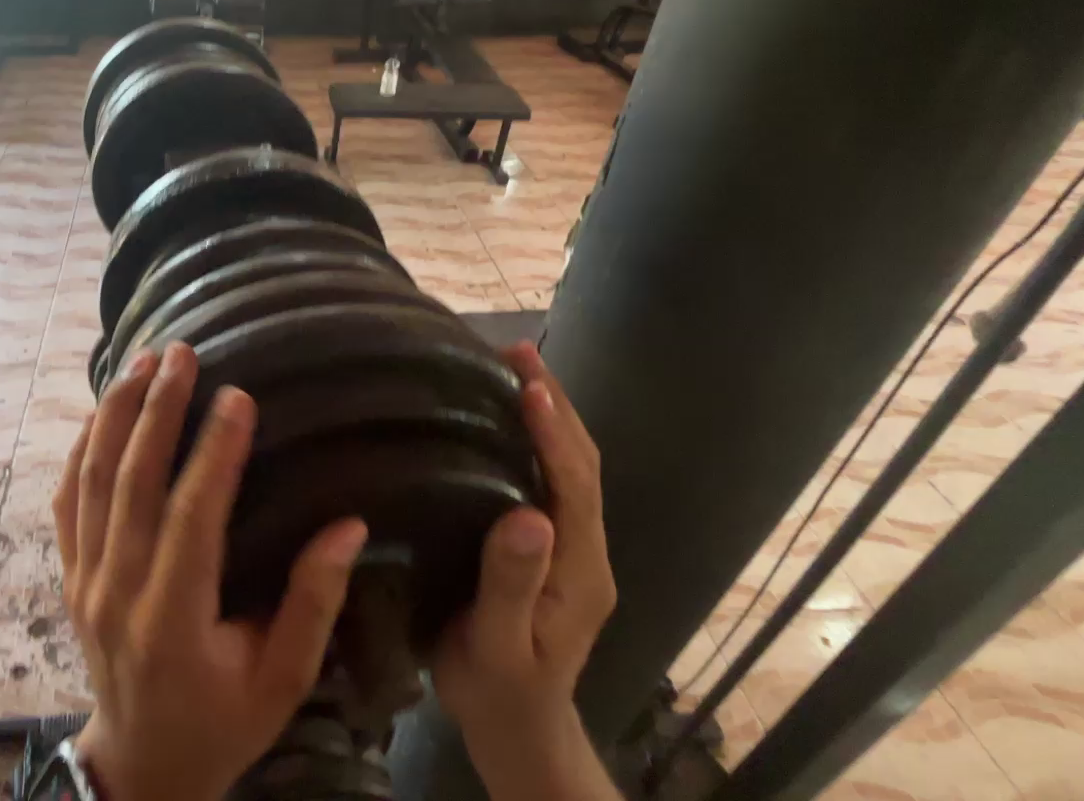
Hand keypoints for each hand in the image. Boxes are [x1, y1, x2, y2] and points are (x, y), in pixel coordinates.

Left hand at [54, 342, 370, 800]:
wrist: (142, 764)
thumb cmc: (223, 724)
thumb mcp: (283, 680)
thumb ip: (312, 603)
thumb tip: (346, 525)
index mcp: (173, 619)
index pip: (191, 518)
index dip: (213, 453)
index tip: (236, 396)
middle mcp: (117, 591)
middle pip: (131, 483)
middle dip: (156, 410)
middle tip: (181, 353)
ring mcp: (84, 581)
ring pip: (91, 481)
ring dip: (116, 414)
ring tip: (140, 361)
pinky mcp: (71, 575)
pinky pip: (68, 499)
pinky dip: (83, 448)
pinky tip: (103, 410)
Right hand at [432, 341, 619, 799]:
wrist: (516, 731)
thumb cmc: (499, 693)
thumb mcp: (498, 646)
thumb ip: (513, 585)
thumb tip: (528, 514)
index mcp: (581, 569)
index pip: (576, 486)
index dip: (555, 433)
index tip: (528, 385)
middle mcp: (585, 550)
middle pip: (581, 464)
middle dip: (556, 405)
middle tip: (516, 352)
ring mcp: (571, 548)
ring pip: (568, 468)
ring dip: (548, 414)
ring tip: (511, 369)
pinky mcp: (550, 549)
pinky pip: (547, 481)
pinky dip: (533, 440)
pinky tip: (500, 421)